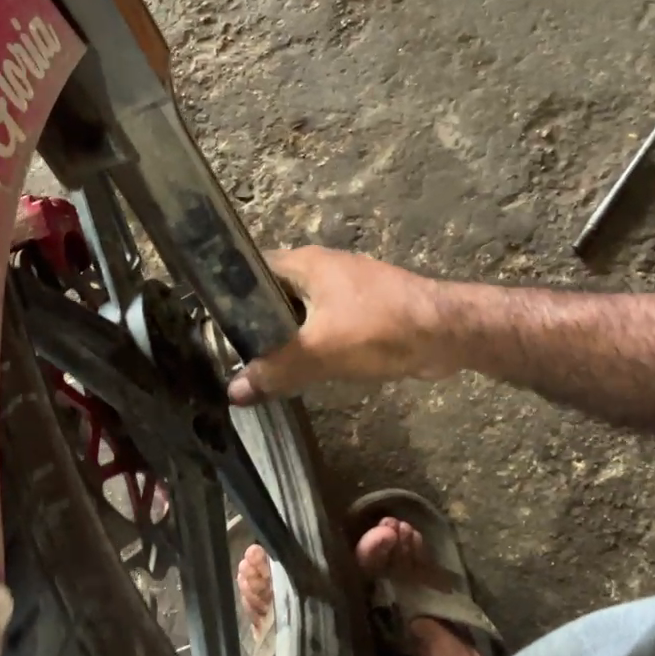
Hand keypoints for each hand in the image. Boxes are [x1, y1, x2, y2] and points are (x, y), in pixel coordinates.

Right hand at [227, 246, 450, 403]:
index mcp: (304, 263)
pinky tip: (299, 368)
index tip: (209, 322)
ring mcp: (345, 288)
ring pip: (300, 311)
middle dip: (253, 321)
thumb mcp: (318, 352)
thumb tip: (233, 392)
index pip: (249, 268)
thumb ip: (273, 371)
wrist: (446, 334)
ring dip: (283, 335)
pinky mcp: (364, 310)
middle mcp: (321, 268)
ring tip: (256, 364)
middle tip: (228, 352)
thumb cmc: (378, 329)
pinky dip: (310, 343)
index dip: (227, 292)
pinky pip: (323, 325)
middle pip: (273, 293)